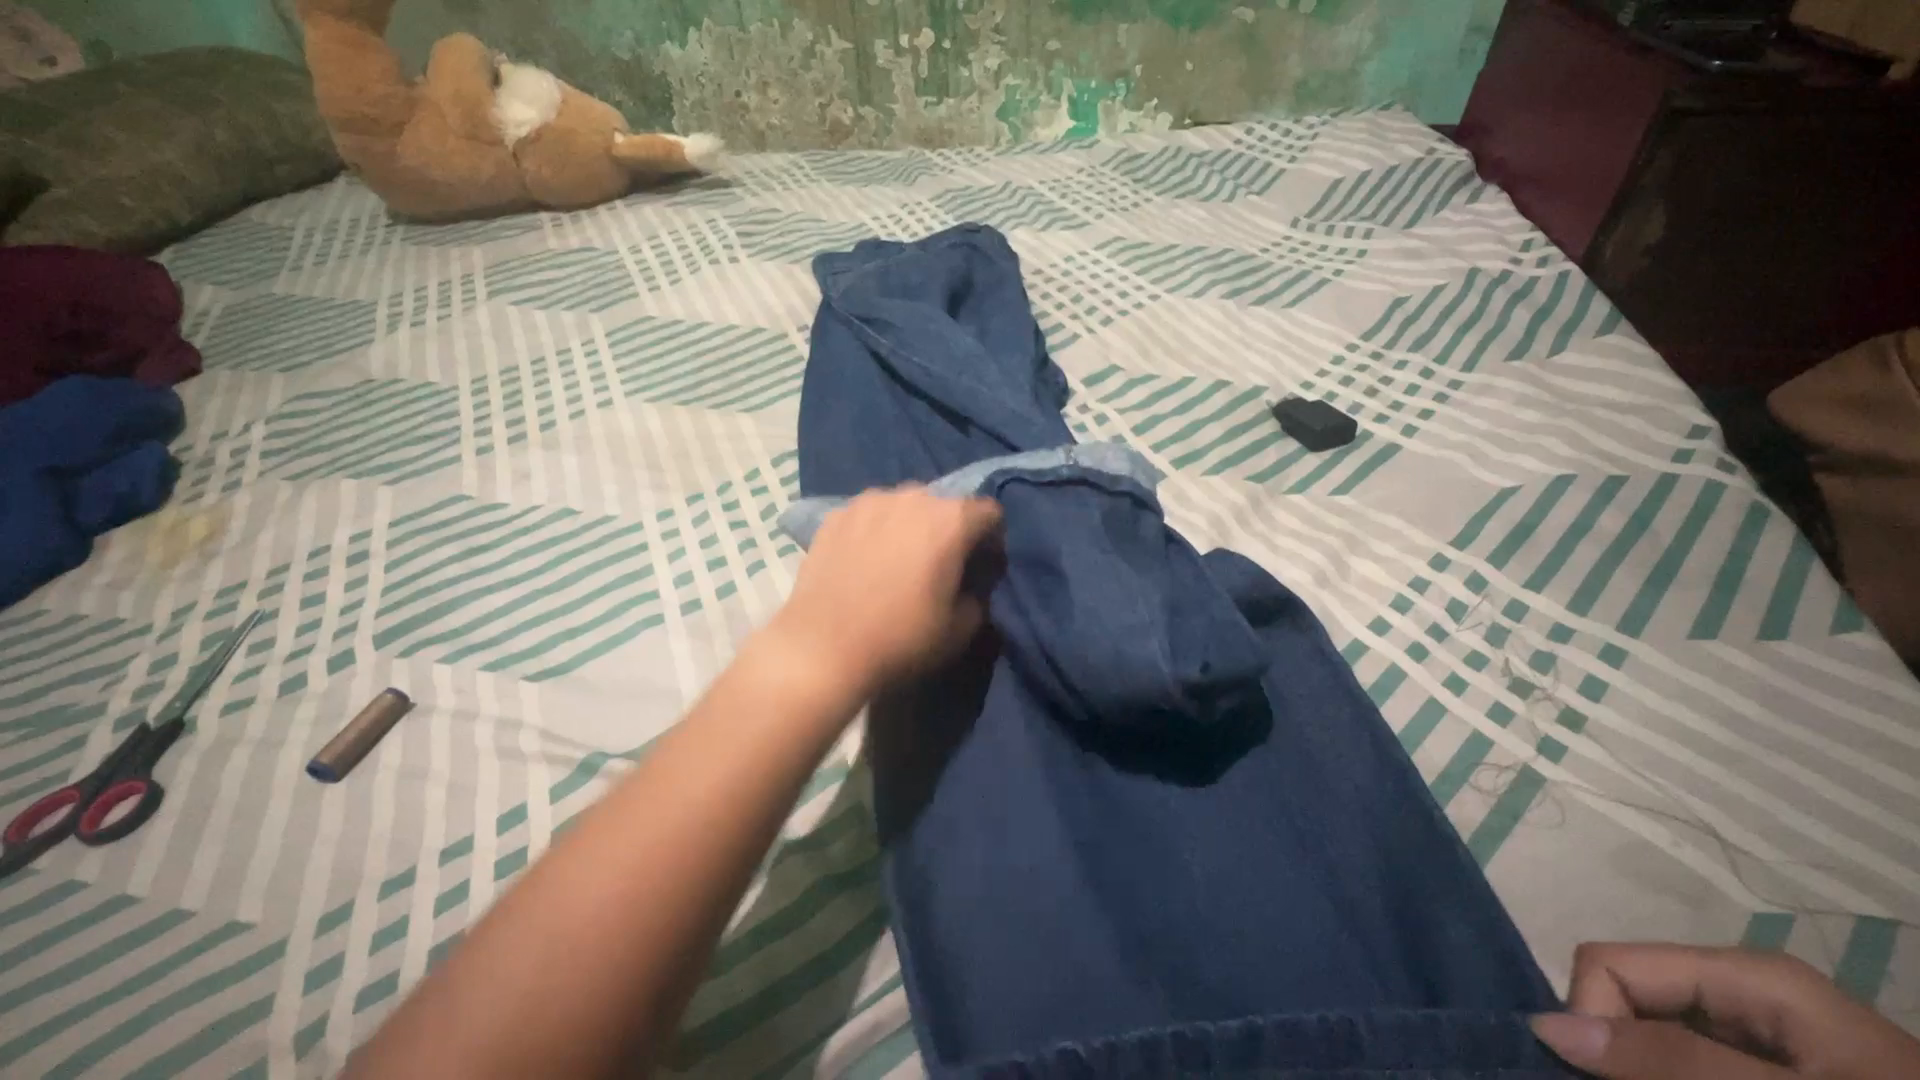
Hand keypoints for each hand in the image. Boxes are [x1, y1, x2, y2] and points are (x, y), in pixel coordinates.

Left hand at [763, 487, 1002, 700]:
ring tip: (898, 564)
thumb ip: (979, 593)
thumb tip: (972, 581)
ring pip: (904, 506)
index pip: (990, 513)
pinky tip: (864, 564)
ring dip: (911, 527)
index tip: (980, 570)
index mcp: (951, 519)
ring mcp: (868, 501)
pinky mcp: (835, 515)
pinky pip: (869, 516)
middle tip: (939, 568)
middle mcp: (912, 496)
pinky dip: (876, 532)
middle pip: (945, 505)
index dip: (992, 542)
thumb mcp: (962, 629)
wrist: (823, 649)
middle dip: (950, 531)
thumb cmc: (901, 639)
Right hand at [1532, 943, 1919, 1078]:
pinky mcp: (1765, 1072)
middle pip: (1627, 1002)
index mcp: (1746, 975)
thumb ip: (1670, 1062)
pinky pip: (1689, 1067)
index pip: (1607, 964)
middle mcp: (1742, 996)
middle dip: (1616, 1056)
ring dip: (1639, 1077)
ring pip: (1651, 1043)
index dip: (1593, 1019)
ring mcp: (1760, 1041)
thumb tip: (1546, 1024)